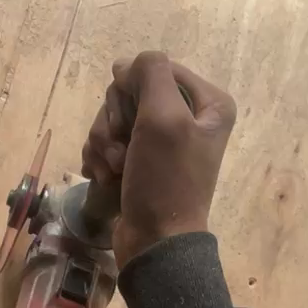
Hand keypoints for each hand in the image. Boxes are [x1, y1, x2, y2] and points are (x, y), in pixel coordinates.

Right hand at [80, 51, 236, 268]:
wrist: (154, 242)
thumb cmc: (165, 181)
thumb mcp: (163, 118)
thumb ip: (150, 74)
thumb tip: (125, 65)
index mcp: (208, 103)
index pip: (155, 69)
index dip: (133, 90)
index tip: (130, 121)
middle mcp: (186, 119)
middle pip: (129, 94)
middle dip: (115, 123)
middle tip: (121, 152)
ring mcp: (158, 143)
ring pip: (112, 119)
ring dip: (104, 144)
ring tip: (114, 171)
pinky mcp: (136, 164)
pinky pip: (105, 145)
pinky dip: (99, 160)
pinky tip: (106, 178)